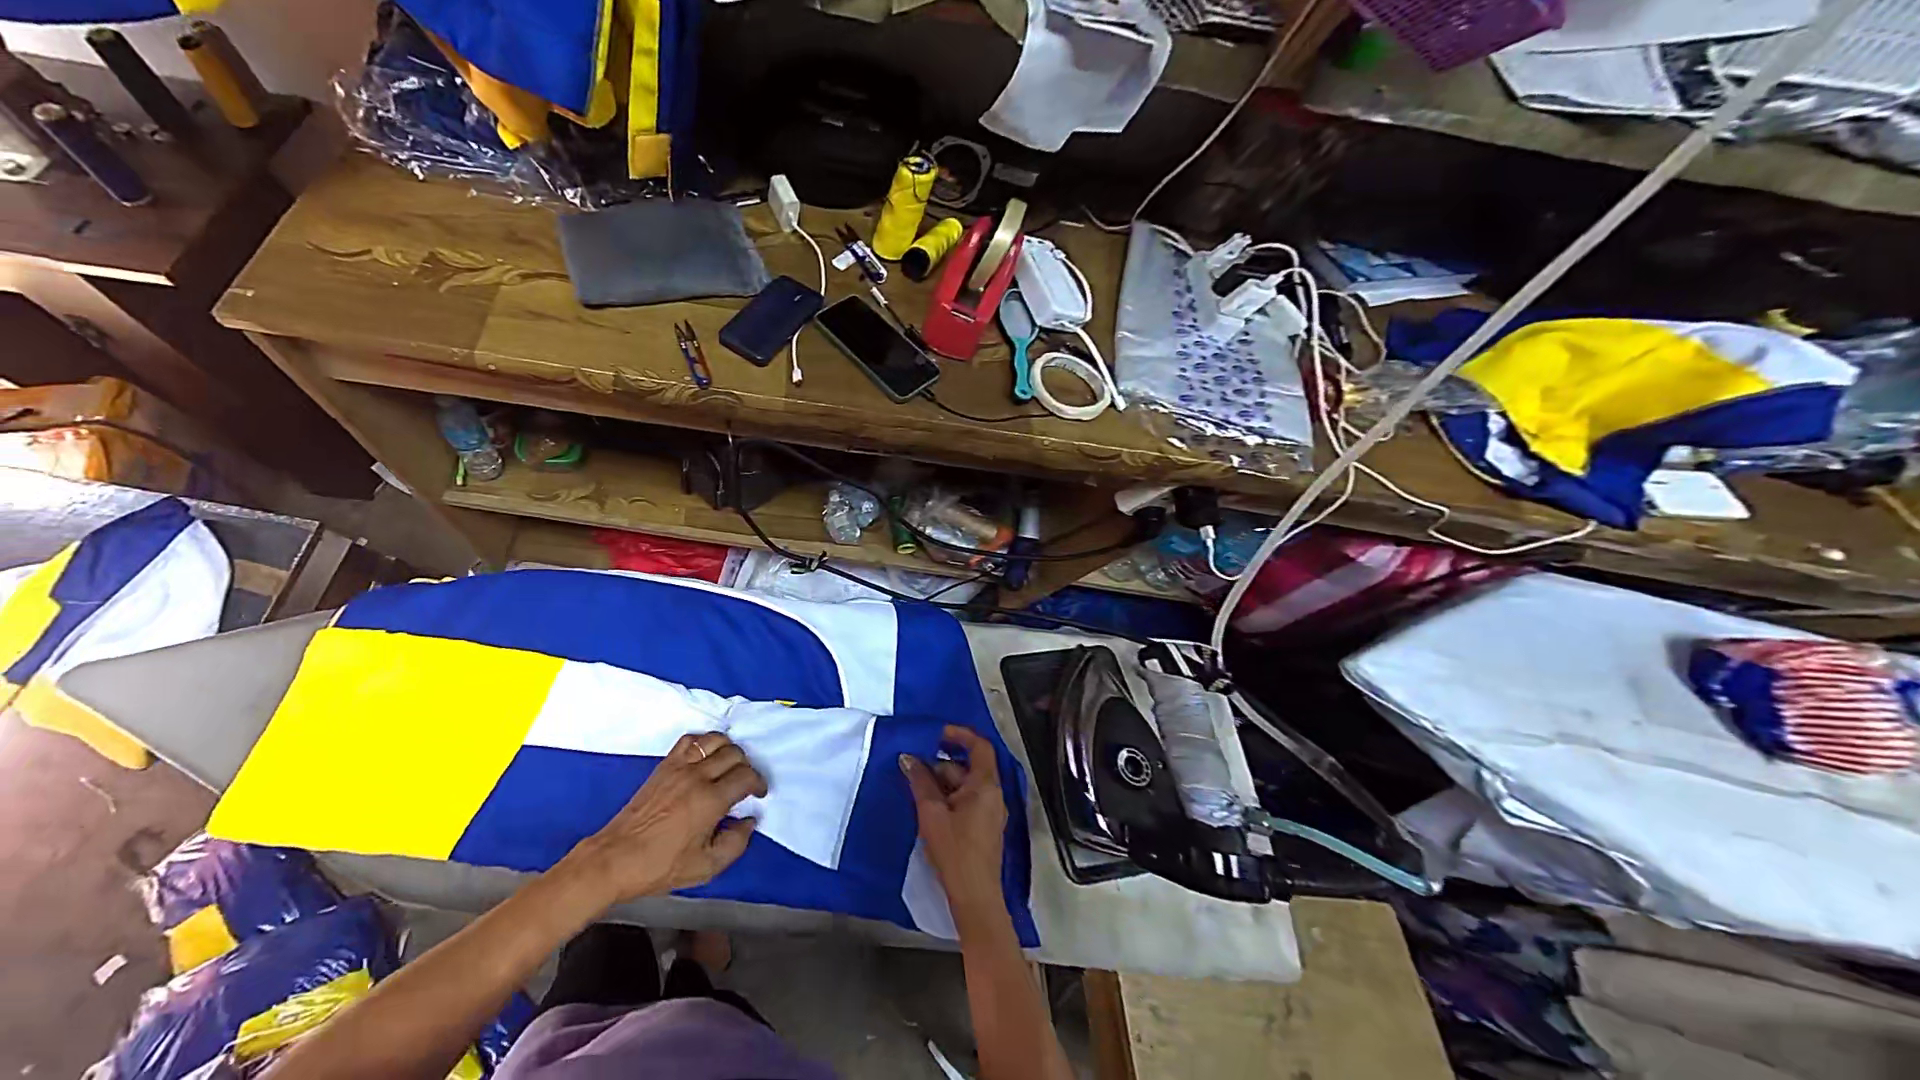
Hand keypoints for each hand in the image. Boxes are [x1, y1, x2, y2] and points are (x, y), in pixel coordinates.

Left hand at [562, 732, 766, 905]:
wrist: (615, 859)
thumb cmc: (660, 866)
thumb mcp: (706, 867)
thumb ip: (736, 843)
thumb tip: (747, 822)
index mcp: (710, 800)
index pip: (746, 776)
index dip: (758, 783)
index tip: (758, 794)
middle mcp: (697, 777)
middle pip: (735, 754)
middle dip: (747, 766)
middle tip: (744, 783)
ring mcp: (678, 768)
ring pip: (714, 740)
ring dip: (728, 750)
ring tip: (728, 766)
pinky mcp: (663, 767)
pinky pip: (690, 741)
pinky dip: (703, 742)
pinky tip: (705, 756)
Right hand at [900, 725, 1007, 925]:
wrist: (975, 895)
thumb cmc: (954, 851)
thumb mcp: (931, 813)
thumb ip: (920, 782)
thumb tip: (908, 759)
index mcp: (986, 785)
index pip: (980, 746)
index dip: (960, 735)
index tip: (937, 733)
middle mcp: (994, 794)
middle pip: (969, 767)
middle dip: (942, 764)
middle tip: (915, 769)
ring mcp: (991, 812)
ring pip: (967, 785)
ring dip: (943, 783)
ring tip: (917, 790)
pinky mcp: (985, 827)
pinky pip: (968, 801)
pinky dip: (950, 797)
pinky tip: (929, 808)